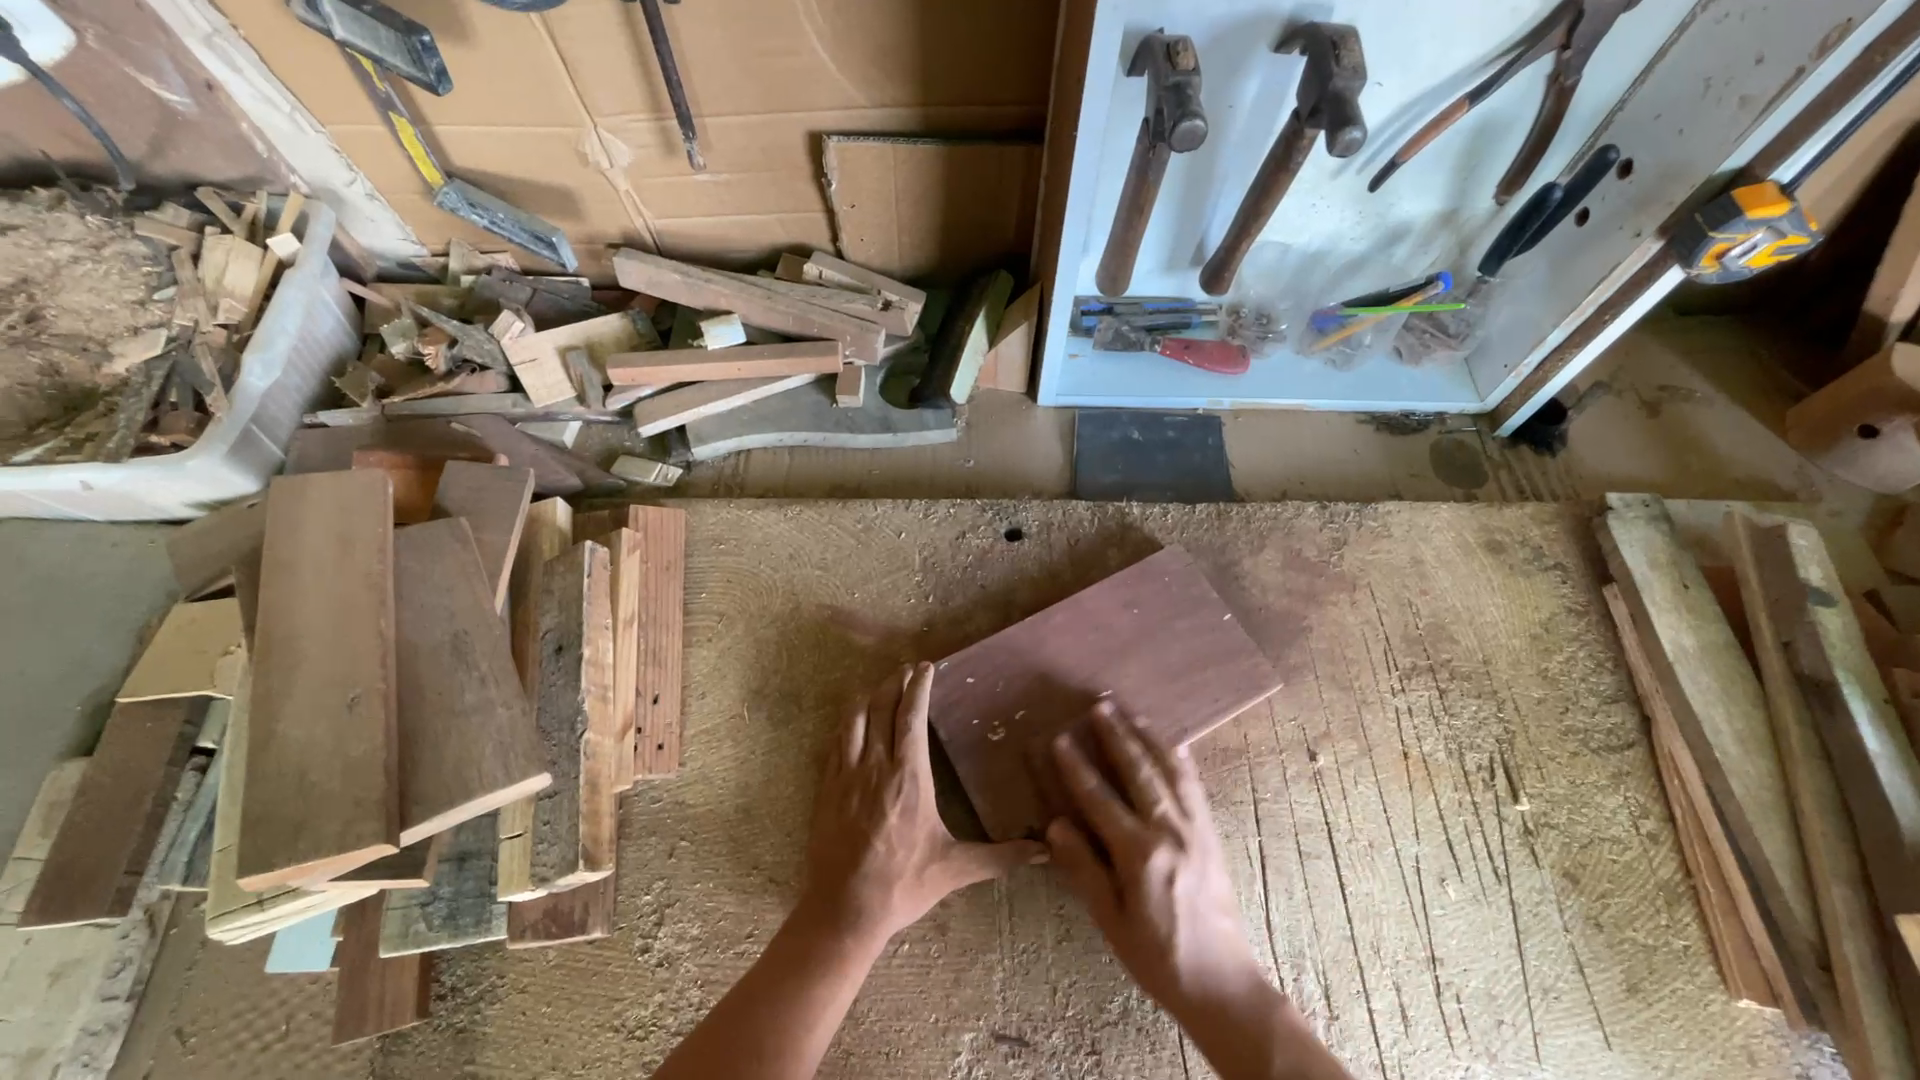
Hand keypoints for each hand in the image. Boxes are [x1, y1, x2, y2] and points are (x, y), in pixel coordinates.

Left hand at [800, 662, 1046, 943]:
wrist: (845, 908)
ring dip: (867, 698)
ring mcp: (846, 776)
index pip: (912, 717)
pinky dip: (846, 724)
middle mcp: (875, 766)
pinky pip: (835, 744)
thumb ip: (1001, 856)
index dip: (918, 687)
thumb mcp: (956, 868)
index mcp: (909, 776)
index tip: (926, 668)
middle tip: (906, 670)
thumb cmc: (903, 884)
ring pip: (853, 720)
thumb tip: (1044, 852)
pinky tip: (852, 725)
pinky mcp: (826, 790)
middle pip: (881, 708)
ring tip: (879, 687)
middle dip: (894, 683)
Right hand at [1048, 704, 1264, 1015]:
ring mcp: (1197, 830)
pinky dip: (1180, 760)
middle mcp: (1172, 832)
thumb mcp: (1110, 921)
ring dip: (1149, 739)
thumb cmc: (1156, 957)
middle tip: (1100, 705)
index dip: (1077, 768)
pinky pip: (1194, 786)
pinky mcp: (1212, 836)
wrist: (1220, 982)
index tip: (1060, 739)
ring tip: (1132, 715)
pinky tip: (1173, 747)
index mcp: (1141, 854)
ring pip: (1172, 771)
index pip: (1101, 799)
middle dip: (1117, 736)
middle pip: (1140, 772)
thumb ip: (1084, 869)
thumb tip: (1057, 825)